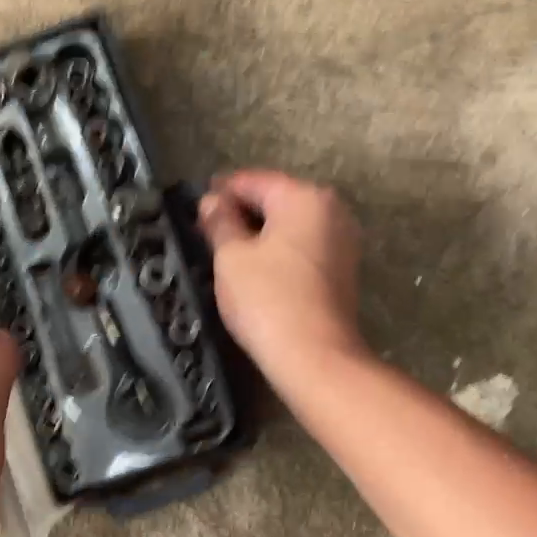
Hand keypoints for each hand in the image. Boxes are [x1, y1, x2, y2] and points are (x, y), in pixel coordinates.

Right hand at [198, 169, 369, 382]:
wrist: (313, 355)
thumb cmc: (267, 299)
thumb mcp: (230, 256)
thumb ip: (219, 222)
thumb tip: (211, 201)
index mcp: (304, 198)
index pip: (253, 181)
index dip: (220, 191)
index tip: (195, 205)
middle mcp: (331, 210)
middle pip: (276, 199)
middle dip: (241, 211)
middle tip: (206, 230)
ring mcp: (342, 240)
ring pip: (290, 224)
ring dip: (259, 232)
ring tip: (225, 251)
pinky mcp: (341, 269)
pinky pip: (302, 246)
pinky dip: (277, 250)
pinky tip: (254, 269)